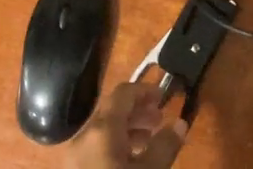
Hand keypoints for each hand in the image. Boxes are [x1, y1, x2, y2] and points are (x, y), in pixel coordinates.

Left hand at [65, 83, 187, 167]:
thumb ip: (165, 146)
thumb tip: (179, 124)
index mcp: (101, 130)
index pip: (123, 93)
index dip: (145, 91)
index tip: (164, 98)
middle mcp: (83, 138)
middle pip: (111, 112)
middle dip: (138, 113)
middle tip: (160, 121)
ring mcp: (73, 160)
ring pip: (102, 132)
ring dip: (126, 131)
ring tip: (148, 143)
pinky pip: (94, 150)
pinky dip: (113, 148)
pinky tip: (130, 164)